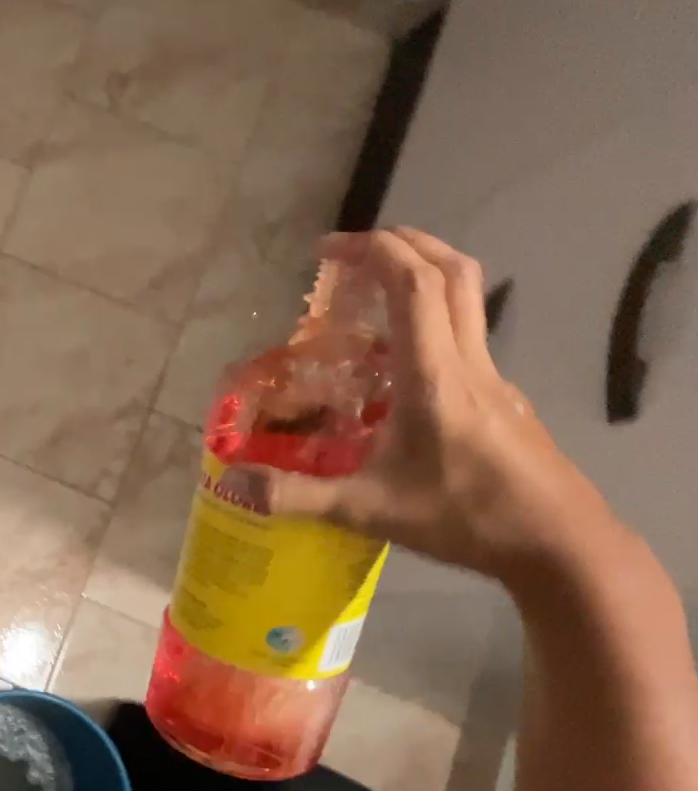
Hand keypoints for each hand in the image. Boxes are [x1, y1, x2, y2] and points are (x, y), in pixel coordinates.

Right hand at [264, 229, 616, 585]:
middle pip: (452, 274)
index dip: (375, 254)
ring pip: (467, 299)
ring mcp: (491, 378)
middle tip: (349, 251)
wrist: (561, 545)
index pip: (415, 288)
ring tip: (368, 286)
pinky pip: (463, 334)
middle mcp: (468, 364)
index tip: (328, 249)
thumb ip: (294, 495)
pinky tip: (390, 355)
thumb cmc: (464, 517)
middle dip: (403, 245)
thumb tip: (229, 483)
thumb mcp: (365, 510)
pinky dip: (428, 315)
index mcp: (435, 378)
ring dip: (422, 272)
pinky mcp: (498, 397)